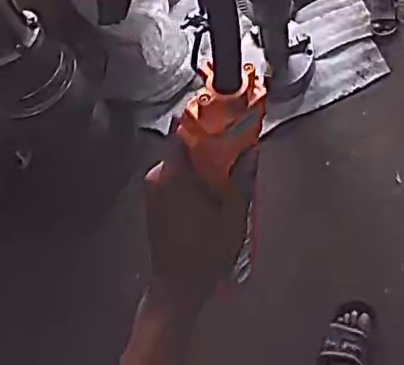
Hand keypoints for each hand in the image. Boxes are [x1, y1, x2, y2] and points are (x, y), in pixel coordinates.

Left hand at [142, 131, 253, 315]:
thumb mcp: (232, 215)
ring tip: (224, 167)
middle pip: (182, 144)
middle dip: (206, 141)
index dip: (201, 117)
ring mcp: (152, 189)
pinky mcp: (153, 202)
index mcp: (173, 174)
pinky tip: (209, 187)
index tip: (219, 112)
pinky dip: (190, 175)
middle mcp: (157, 176)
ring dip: (199, 160)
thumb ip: (242, 179)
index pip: (180, 129)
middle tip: (230, 141)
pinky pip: (173, 176)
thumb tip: (252, 151)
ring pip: (179, 161)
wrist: (175, 291)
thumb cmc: (203, 253)